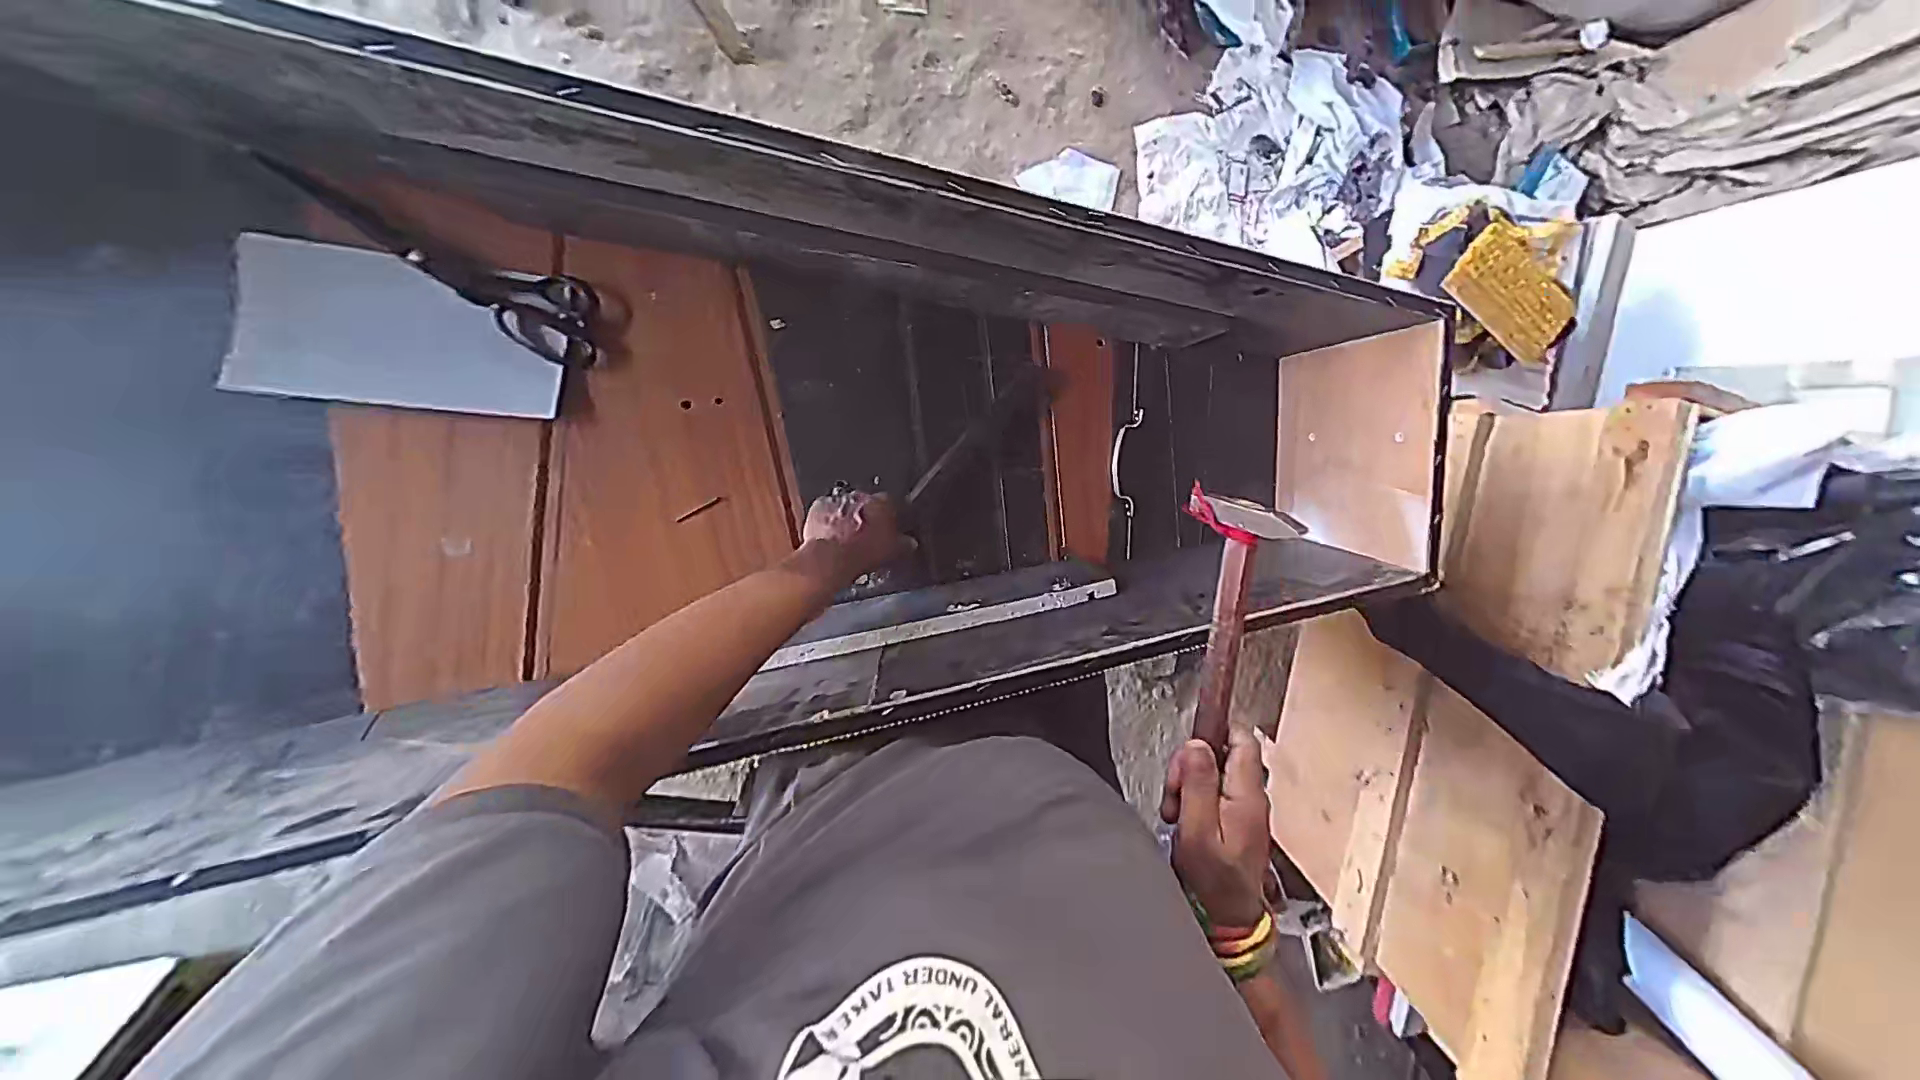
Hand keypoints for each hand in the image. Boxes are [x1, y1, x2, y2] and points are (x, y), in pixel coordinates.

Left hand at [797, 489, 911, 583]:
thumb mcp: (892, 552)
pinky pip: (825, 510)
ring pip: (846, 505)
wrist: (832, 559)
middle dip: (867, 515)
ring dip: (848, 517)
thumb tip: (909, 544)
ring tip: (848, 538)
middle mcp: (860, 497)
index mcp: (882, 503)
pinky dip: (828, 520)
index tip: (889, 526)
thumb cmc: (862, 552)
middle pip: (867, 502)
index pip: (891, 502)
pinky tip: (831, 535)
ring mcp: (838, 501)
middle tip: (867, 534)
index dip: (890, 515)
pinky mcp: (819, 508)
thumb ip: (904, 544)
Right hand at [1160, 727, 1270, 927]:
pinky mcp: (1237, 820)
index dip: (1215, 732)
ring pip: (1213, 773)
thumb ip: (1198, 784)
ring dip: (1189, 785)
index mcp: (1246, 795)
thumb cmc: (1214, 883)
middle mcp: (1252, 798)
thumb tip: (1197, 745)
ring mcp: (1246, 809)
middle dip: (1190, 766)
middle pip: (1220, 754)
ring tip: (1178, 812)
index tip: (1189, 746)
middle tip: (1175, 792)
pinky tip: (1184, 820)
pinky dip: (1194, 800)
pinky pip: (1213, 793)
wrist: (1230, 920)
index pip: (1242, 739)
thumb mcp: (1198, 831)